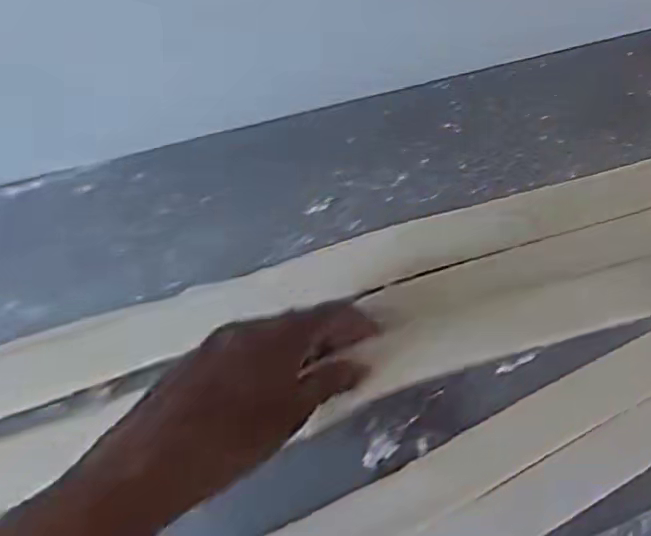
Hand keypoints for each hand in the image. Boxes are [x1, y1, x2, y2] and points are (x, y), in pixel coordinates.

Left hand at [36, 303, 376, 534]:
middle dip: (325, 335)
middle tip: (346, 353)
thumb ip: (329, 381)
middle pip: (299, 321)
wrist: (128, 482)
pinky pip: (238, 352)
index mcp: (280, 333)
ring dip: (291, 348)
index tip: (377, 336)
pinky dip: (260, 361)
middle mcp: (246, 329)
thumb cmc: (226, 442)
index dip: (361, 323)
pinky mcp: (183, 369)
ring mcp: (209, 348)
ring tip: (305, 372)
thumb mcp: (293, 413)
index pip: (335, 313)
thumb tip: (355, 365)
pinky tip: (261, 387)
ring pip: (266, 337)